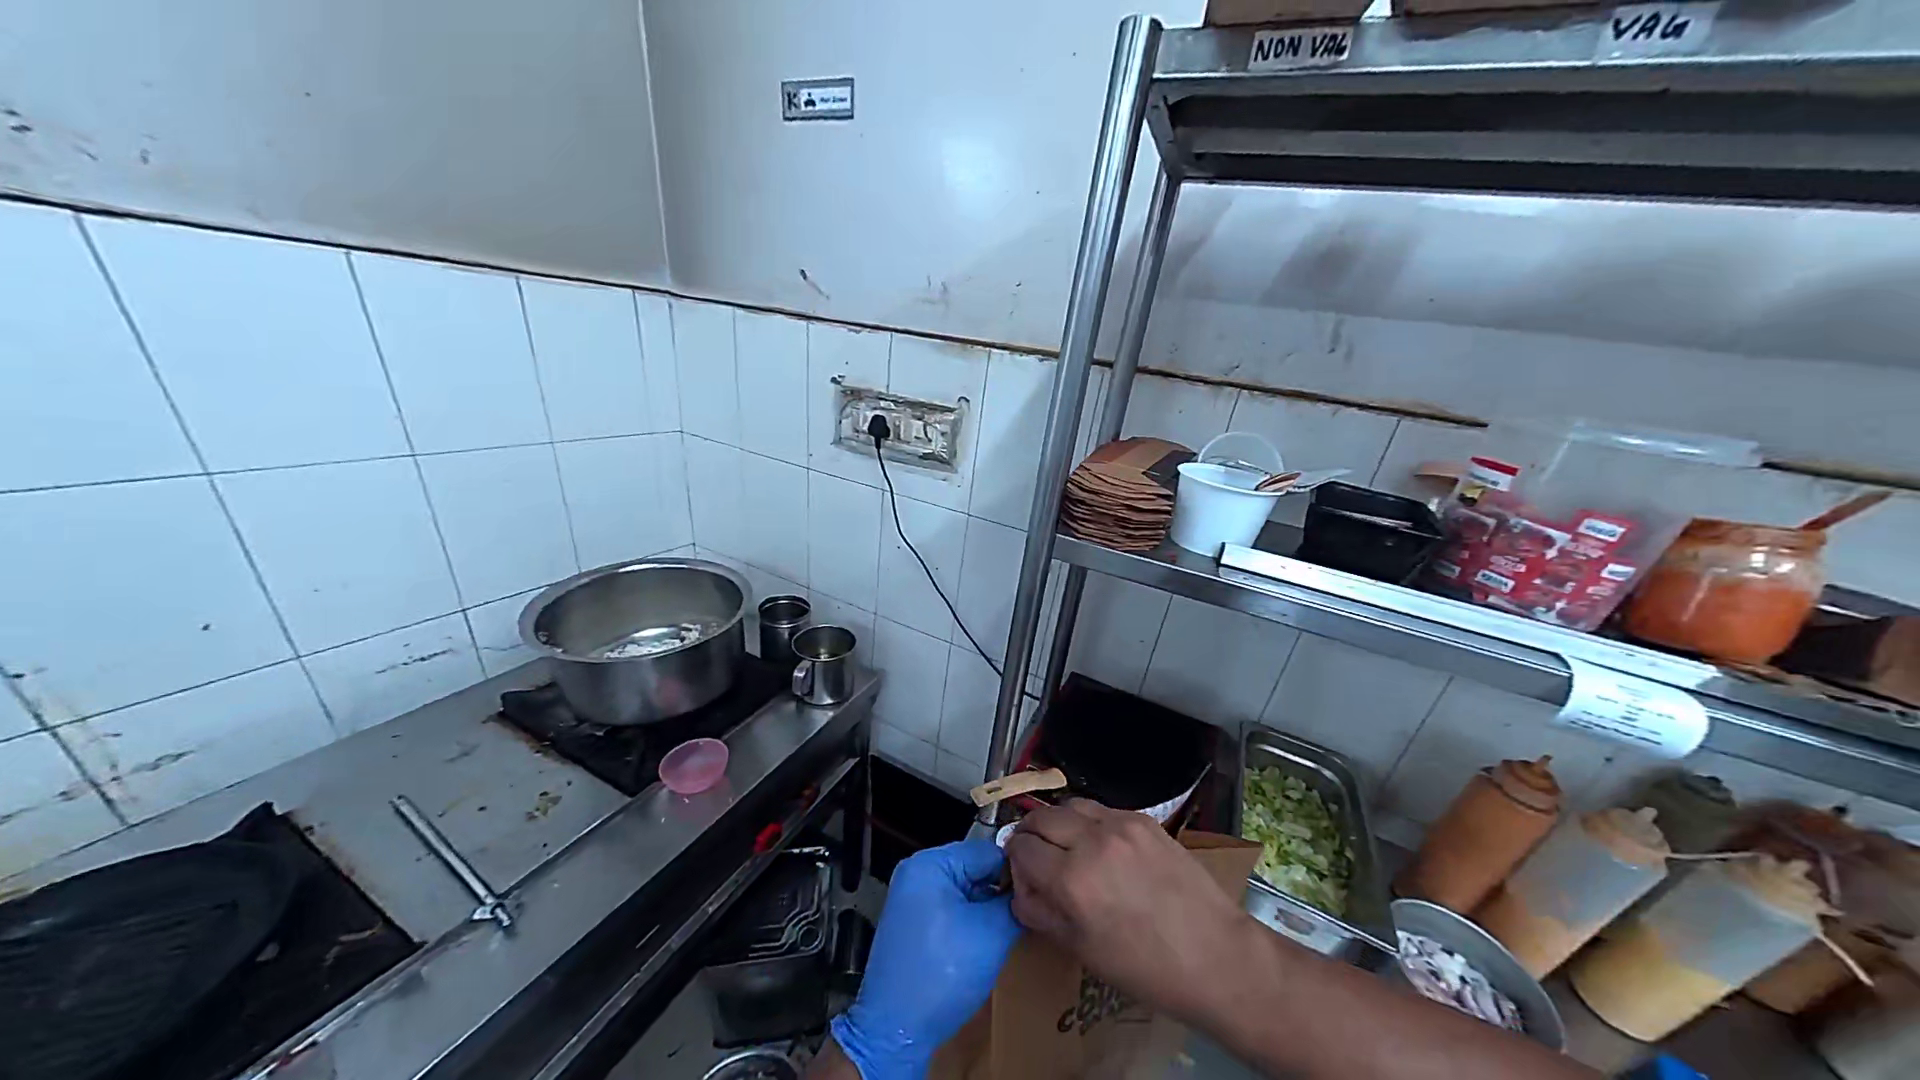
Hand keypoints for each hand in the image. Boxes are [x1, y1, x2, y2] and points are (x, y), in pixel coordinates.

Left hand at [829, 840, 1020, 1079]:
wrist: (896, 1030)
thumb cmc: (942, 973)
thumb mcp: (990, 934)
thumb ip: (1014, 902)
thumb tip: (1030, 890)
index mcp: (930, 864)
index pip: (987, 851)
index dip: (1016, 871)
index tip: (1038, 894)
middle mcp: (917, 873)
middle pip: (975, 869)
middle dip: (1000, 892)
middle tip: (1027, 914)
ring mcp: (912, 899)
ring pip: (965, 892)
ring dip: (987, 910)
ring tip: (1010, 929)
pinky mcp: (914, 925)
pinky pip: (952, 910)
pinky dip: (971, 923)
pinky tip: (986, 943)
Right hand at [1004, 799, 1252, 1025]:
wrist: (1215, 956)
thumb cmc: (1145, 967)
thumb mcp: (1080, 949)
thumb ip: (1039, 912)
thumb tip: (1020, 888)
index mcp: (1072, 880)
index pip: (1021, 848)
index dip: (1014, 860)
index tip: (1022, 874)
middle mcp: (1092, 842)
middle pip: (1041, 818)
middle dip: (1030, 834)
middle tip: (1034, 854)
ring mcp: (1121, 826)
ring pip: (1070, 805)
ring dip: (1058, 822)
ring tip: (1064, 845)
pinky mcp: (1144, 820)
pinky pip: (1101, 810)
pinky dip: (1089, 822)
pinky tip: (1099, 846)